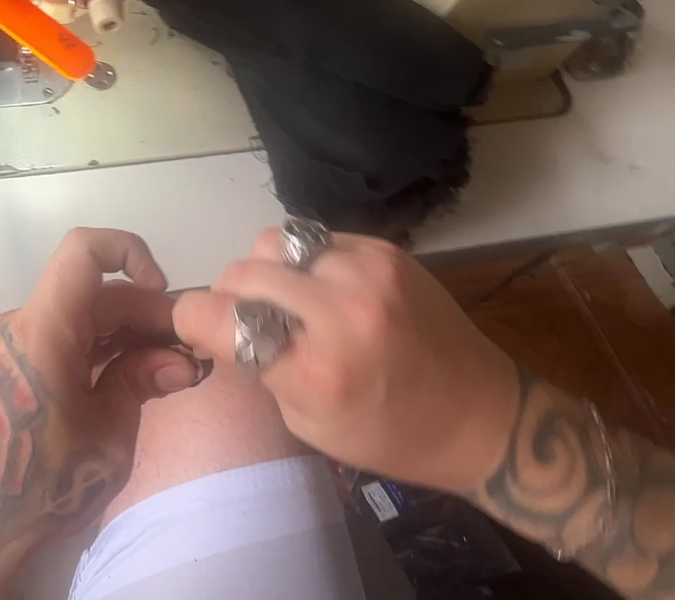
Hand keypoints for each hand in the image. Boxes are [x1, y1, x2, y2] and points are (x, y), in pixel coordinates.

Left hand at [0, 228, 201, 598]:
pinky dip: (111, 349)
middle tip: (192, 354)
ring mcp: (26, 342)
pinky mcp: (27, 363)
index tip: (162, 290)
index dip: (130, 252)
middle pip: (101, 292)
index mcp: (46, 328)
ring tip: (176, 369)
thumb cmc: (40, 481)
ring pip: (92, 315)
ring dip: (135, 334)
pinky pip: (76, 337)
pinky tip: (143, 377)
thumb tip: (184, 360)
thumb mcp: (107, 434)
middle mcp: (31, 322)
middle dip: (151, 314)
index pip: (84, 251)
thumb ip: (142, 381)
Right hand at [173, 229, 519, 492]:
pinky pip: (315, 239)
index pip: (216, 317)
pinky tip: (329, 289)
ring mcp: (366, 271)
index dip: (193, 318)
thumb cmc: (390, 435)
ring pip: (274, 242)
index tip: (199, 325)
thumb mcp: (309, 423)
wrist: (482, 414)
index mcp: (317, 371)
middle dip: (231, 294)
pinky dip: (308, 262)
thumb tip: (225, 320)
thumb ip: (262, 366)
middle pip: (241, 271)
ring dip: (270, 272)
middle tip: (251, 316)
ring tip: (294, 298)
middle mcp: (340, 310)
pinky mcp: (385, 250)